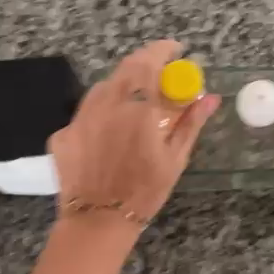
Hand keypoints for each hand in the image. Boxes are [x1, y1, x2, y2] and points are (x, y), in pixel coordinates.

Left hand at [46, 39, 220, 227]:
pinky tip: (111, 132)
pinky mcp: (64, 132)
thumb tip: (209, 97)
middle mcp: (107, 104)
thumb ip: (191, 122)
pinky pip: (87, 111)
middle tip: (160, 71)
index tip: (177, 50)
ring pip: (104, 87)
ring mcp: (81, 117)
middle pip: (127, 68)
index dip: (164, 50)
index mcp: (139, 108)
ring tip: (137, 103)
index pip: (152, 62)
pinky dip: (103, 112)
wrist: (97, 223)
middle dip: (146, 62)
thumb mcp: (175, 157)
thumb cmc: (145, 191)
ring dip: (124, 86)